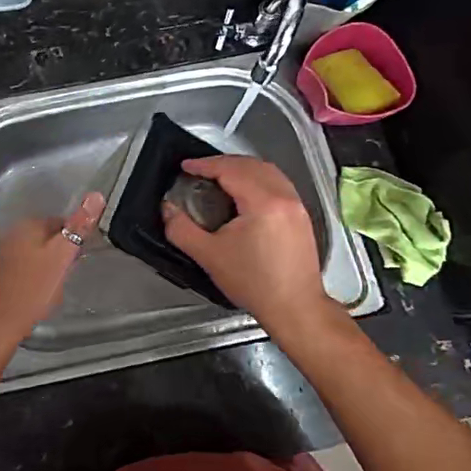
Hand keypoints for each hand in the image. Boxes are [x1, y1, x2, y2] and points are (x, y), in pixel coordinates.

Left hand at [0, 191, 103, 341]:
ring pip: (41, 252)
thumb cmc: (36, 287)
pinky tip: (43, 289)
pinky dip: (40, 274)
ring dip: (52, 264)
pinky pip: (30, 265)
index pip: (62, 222)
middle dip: (63, 252)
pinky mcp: (6, 271)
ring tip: (57, 282)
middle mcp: (15, 234)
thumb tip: (96, 195)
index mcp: (29, 225)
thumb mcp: (62, 255)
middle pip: (51, 237)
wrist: (4, 320)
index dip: (74, 239)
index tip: (78, 258)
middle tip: (67, 272)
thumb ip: (78, 226)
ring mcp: (8, 253)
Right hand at [162, 156, 331, 326]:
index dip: (205, 164)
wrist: (295, 307)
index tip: (186, 166)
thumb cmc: (255, 283)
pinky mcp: (302, 217)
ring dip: (243, 168)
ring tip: (220, 177)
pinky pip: (279, 184)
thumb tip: (168, 210)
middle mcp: (285, 197)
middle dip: (223, 162)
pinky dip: (259, 179)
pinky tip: (246, 193)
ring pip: (268, 172)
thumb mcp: (209, 256)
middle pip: (251, 165)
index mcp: (263, 202)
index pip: (230, 169)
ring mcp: (297, 206)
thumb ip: (182, 229)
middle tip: (200, 170)